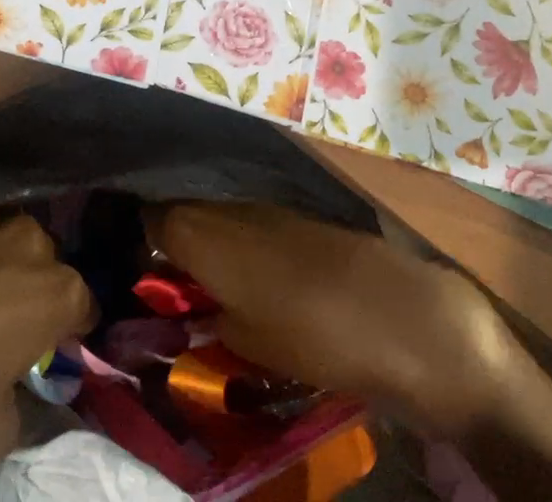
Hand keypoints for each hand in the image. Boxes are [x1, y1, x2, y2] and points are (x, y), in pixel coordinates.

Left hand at [0, 213, 95, 462]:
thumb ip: (30, 410)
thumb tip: (23, 393)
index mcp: (57, 288)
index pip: (85, 310)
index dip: (69, 338)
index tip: (48, 361)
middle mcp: (25, 241)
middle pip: (47, 269)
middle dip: (36, 298)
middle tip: (8, 339)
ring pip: (6, 250)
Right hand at [147, 202, 538, 436]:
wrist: (412, 321)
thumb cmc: (314, 337)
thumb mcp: (245, 344)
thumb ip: (209, 318)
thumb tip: (198, 308)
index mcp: (198, 234)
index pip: (147, 222)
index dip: (140, 245)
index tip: (141, 273)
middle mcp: (225, 208)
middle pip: (183, 213)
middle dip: (175, 241)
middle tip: (177, 282)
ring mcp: (267, 207)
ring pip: (222, 217)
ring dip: (214, 242)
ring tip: (219, 282)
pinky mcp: (303, 215)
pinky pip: (257, 223)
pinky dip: (250, 243)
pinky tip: (265, 276)